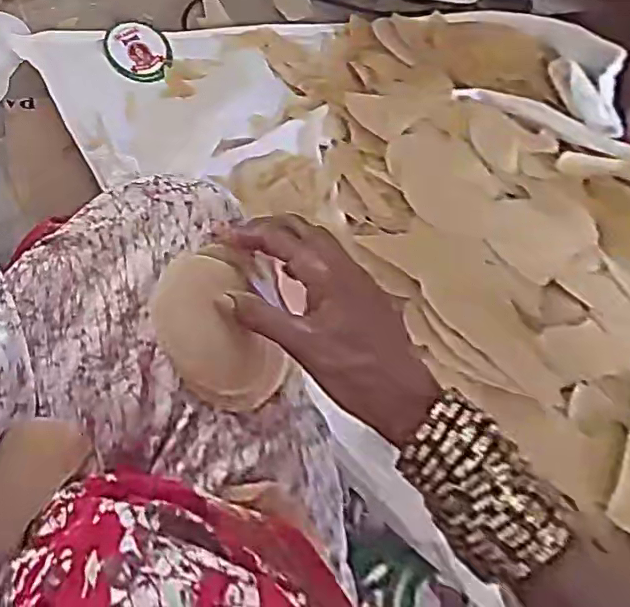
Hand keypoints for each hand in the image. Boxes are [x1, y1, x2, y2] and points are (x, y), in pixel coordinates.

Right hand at [219, 216, 440, 443]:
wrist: (409, 402)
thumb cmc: (355, 373)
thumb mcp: (302, 347)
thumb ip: (262, 318)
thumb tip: (225, 296)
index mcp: (326, 272)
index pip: (279, 238)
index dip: (247, 233)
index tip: (220, 235)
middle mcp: (343, 265)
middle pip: (300, 227)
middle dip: (266, 226)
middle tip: (237, 237)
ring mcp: (357, 276)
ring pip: (316, 239)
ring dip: (285, 236)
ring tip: (258, 249)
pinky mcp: (364, 291)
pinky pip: (327, 256)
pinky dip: (302, 253)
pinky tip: (291, 274)